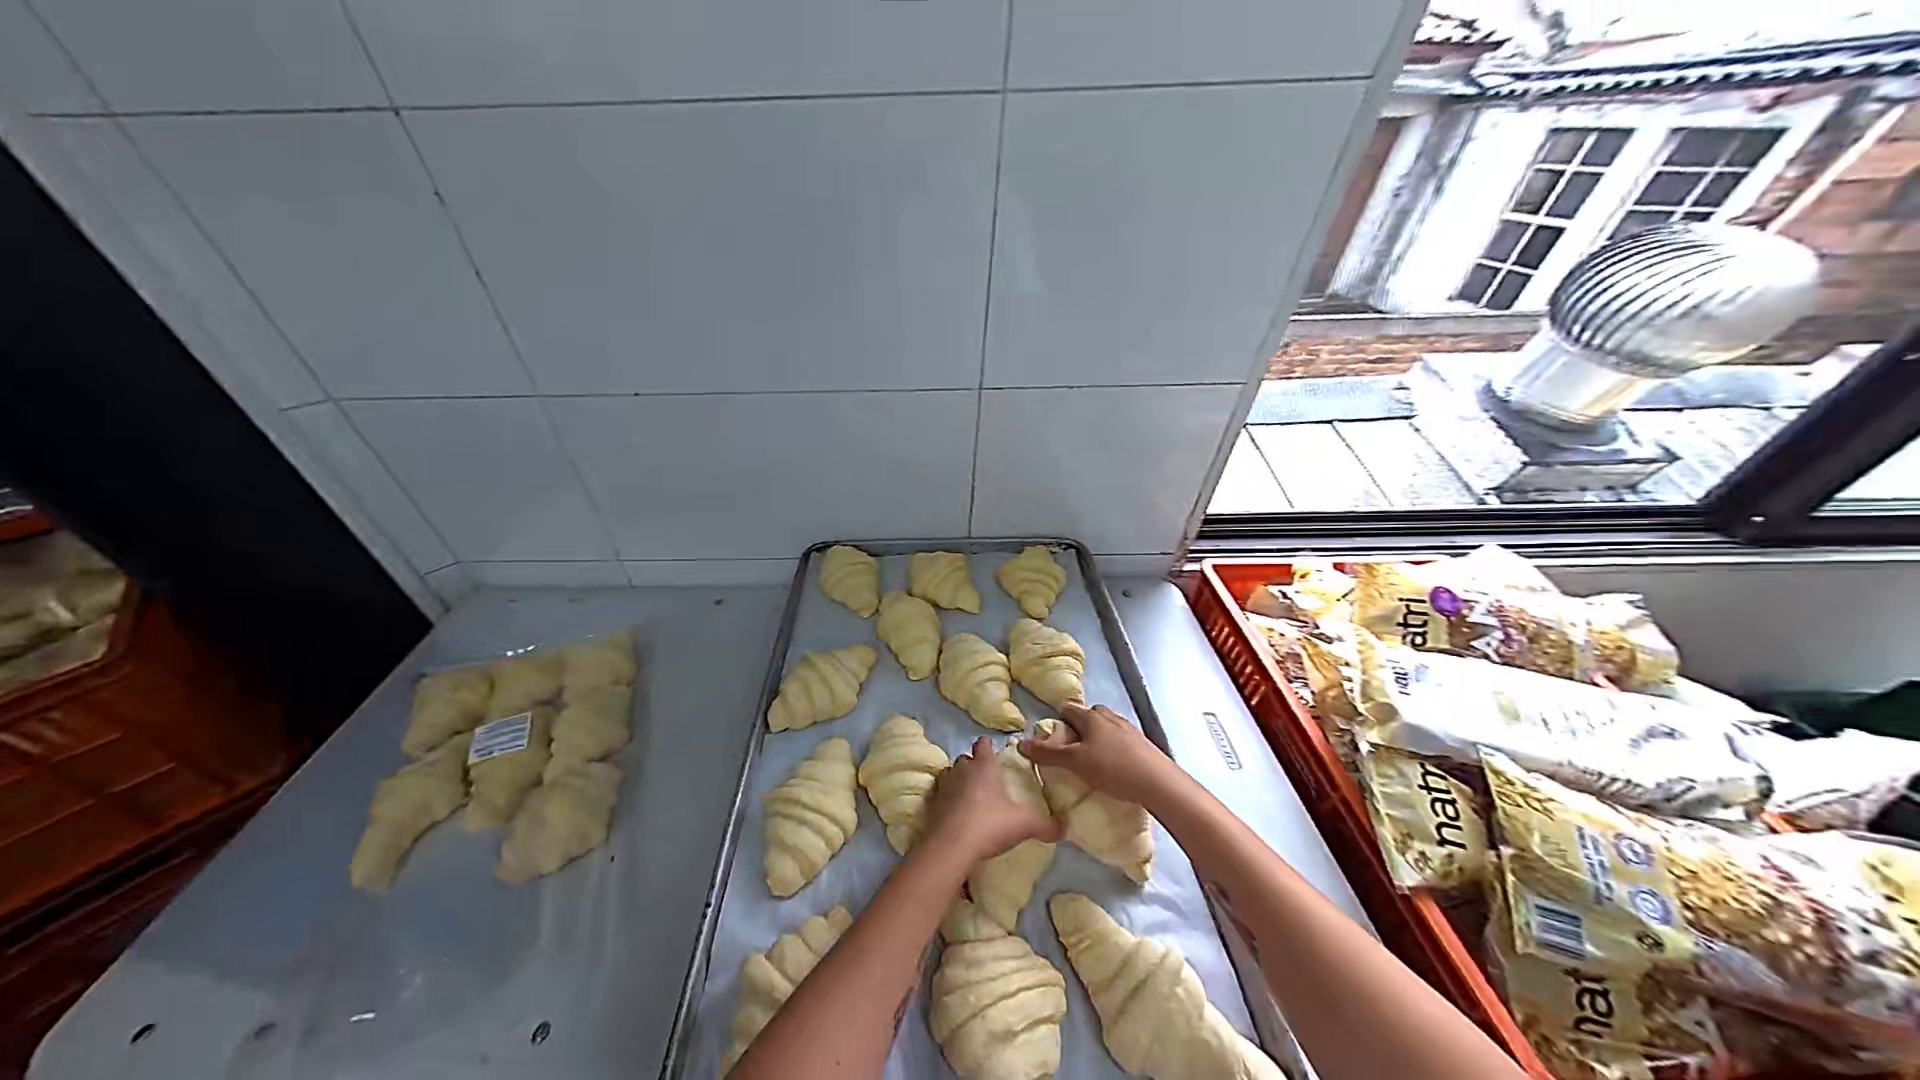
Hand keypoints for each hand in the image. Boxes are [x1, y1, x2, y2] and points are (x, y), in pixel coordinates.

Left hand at [926, 736, 1061, 862]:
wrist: (952, 847)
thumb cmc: (990, 824)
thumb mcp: (1025, 824)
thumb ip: (1046, 824)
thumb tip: (1065, 827)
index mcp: (984, 765)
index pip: (983, 744)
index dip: (988, 747)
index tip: (996, 756)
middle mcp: (962, 770)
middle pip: (965, 758)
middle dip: (973, 765)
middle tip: (986, 781)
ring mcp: (944, 786)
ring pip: (950, 774)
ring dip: (958, 781)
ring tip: (970, 796)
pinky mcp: (931, 805)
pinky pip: (939, 795)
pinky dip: (947, 800)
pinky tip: (956, 813)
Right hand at [1023, 702, 1182, 807]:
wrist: (1158, 782)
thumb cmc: (1113, 768)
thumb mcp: (1075, 763)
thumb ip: (1047, 754)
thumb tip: (1020, 743)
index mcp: (1091, 716)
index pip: (1067, 709)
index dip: (1057, 722)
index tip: (1052, 741)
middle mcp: (1110, 716)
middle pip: (1087, 717)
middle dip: (1077, 730)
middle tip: (1070, 753)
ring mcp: (1128, 728)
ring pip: (1104, 728)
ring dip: (1095, 740)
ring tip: (1090, 763)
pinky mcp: (1141, 743)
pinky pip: (1119, 740)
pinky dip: (1111, 749)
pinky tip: (1112, 769)